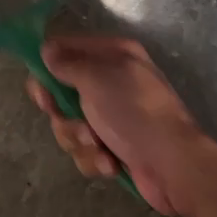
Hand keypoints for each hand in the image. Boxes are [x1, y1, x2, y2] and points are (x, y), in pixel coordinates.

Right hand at [27, 34, 214, 216]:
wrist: (175, 166)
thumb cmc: (135, 112)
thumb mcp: (96, 79)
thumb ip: (66, 63)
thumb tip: (46, 50)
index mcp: (112, 56)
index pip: (65, 50)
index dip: (47, 70)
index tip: (42, 92)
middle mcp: (111, 82)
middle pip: (61, 93)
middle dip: (63, 115)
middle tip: (74, 122)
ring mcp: (112, 117)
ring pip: (69, 125)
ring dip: (79, 139)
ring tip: (98, 146)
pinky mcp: (113, 147)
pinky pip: (85, 149)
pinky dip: (94, 158)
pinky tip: (111, 163)